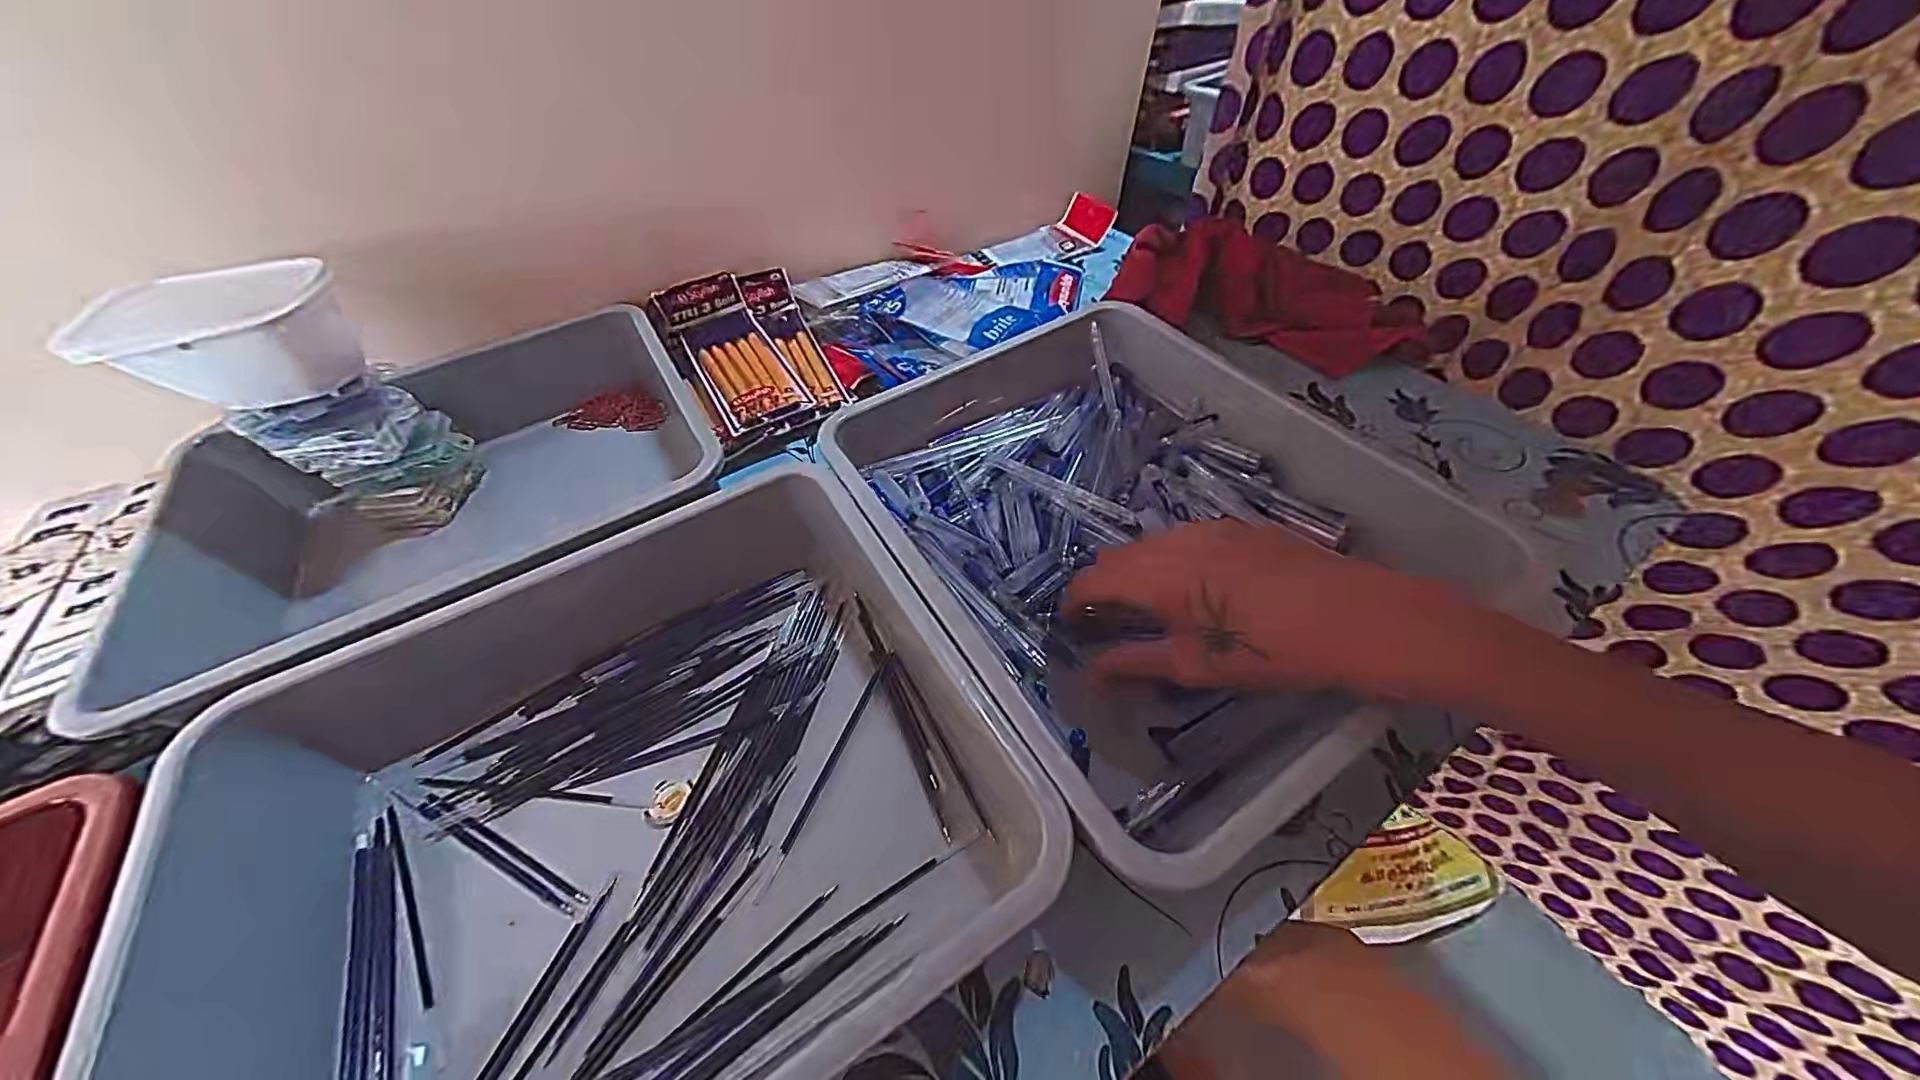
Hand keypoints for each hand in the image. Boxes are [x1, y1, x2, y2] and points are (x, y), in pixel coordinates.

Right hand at [1065, 520, 1514, 702]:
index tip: (1070, 624)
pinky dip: (1169, 558)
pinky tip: (1194, 585)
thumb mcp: (1199, 666)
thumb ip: (1138, 662)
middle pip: (1117, 556)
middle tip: (1106, 621)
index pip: (1093, 580)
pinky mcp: (1240, 526)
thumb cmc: (1274, 652)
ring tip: (1148, 605)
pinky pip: (1185, 537)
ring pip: (1150, 543)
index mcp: (1159, 577)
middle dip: (1101, 586)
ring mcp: (1211, 528)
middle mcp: (1176, 542)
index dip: (1073, 602)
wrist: (1362, 619)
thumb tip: (1092, 672)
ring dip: (1135, 571)